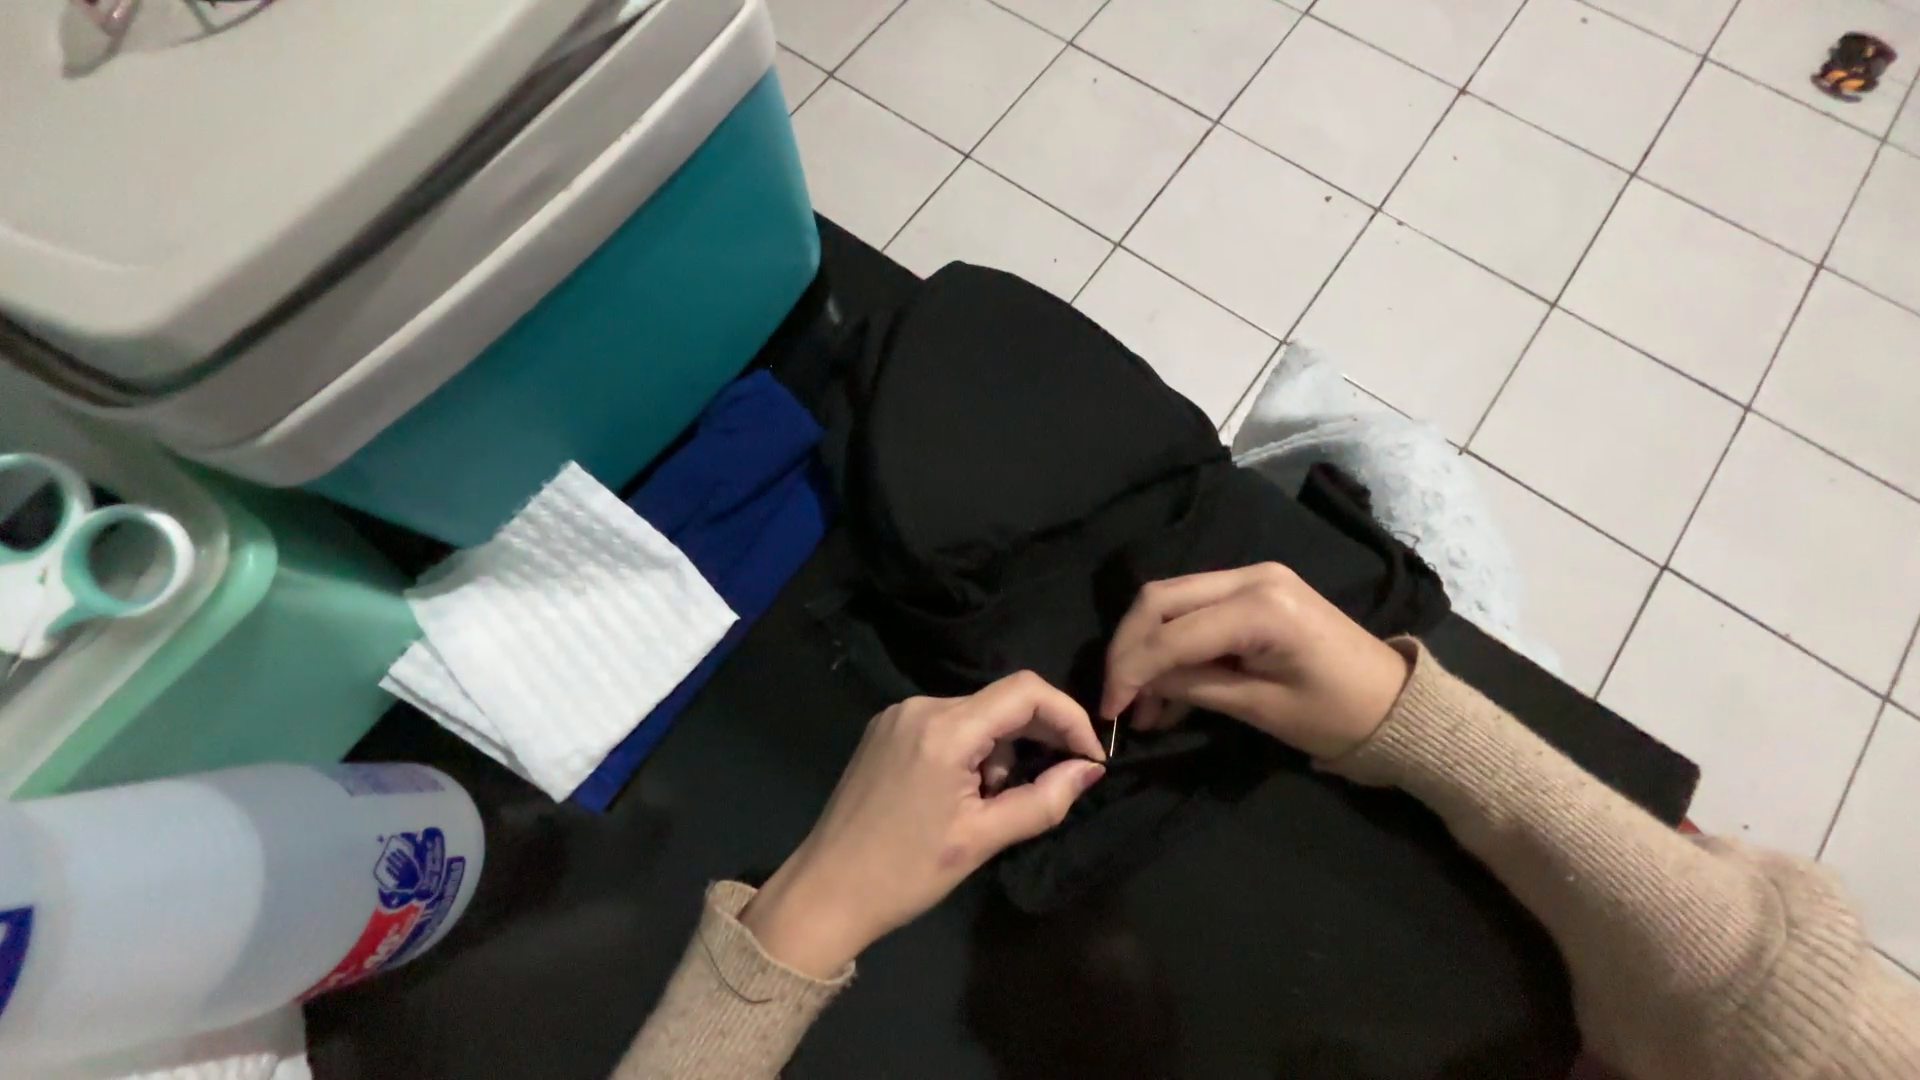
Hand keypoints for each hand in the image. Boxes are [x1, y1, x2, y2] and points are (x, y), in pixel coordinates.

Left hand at [742, 672, 1107, 977]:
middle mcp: (921, 706)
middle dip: (1037, 736)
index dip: (1068, 715)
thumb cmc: (906, 873)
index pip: (1025, 691)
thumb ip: (1043, 799)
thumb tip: (1090, 770)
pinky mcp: (885, 729)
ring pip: (976, 713)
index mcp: (945, 728)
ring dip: (1000, 748)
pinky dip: (970, 748)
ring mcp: (898, 714)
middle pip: (1001, 700)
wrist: (826, 891)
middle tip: (1054, 782)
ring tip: (989, 803)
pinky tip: (962, 792)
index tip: (1089, 757)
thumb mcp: (982, 840)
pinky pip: (947, 723)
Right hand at [1101, 563, 1412, 759]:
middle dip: (1127, 648)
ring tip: (1141, 704)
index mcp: (1261, 608)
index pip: (1172, 633)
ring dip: (1145, 646)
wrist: (1397, 704)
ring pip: (1169, 600)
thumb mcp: (1260, 709)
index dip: (1131, 669)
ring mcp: (1251, 577)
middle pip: (1160, 600)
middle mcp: (1250, 577)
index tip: (1108, 708)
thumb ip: (1192, 688)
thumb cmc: (1338, 715)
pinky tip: (1166, 688)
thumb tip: (1137, 689)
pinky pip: (1193, 609)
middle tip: (1116, 696)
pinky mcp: (1252, 589)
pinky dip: (1171, 644)